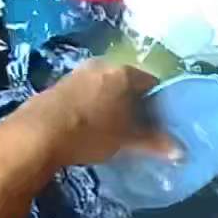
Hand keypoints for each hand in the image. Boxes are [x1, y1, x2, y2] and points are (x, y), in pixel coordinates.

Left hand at [0, 59, 177, 167]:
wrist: (36, 134)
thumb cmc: (90, 133)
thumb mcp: (127, 140)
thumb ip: (155, 143)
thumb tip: (181, 152)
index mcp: (123, 73)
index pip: (152, 82)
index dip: (159, 102)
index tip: (160, 121)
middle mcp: (101, 65)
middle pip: (127, 83)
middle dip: (134, 102)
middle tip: (138, 126)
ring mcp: (77, 73)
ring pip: (104, 87)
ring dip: (111, 104)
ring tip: (113, 128)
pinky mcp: (58, 85)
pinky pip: (85, 93)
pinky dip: (92, 105)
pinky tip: (88, 125)